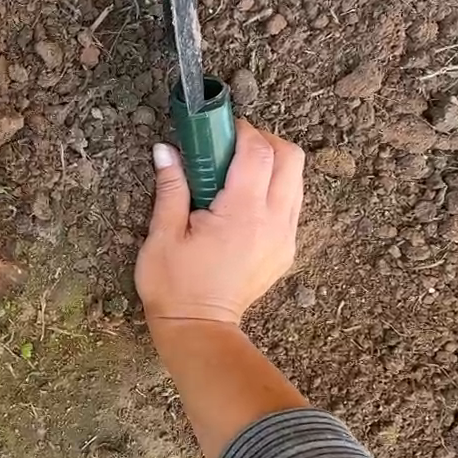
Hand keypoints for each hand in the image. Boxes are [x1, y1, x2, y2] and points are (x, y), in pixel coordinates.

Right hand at [135, 119, 303, 328]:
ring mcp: (284, 237)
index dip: (241, 131)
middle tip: (228, 145)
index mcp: (241, 215)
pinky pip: (290, 204)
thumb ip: (171, 187)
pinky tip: (240, 200)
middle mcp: (273, 223)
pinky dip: (271, 189)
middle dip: (263, 141)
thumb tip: (166, 151)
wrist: (197, 329)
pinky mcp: (285, 250)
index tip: (217, 128)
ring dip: (270, 164)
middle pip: (290, 158)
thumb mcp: (162, 234)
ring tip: (233, 172)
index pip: (258, 153)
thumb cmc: (173, 285)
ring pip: (295, 180)